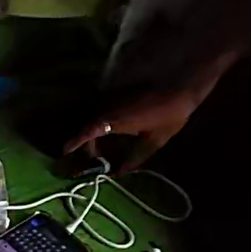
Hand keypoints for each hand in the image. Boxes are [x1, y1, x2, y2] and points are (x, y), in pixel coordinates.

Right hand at [63, 86, 200, 170]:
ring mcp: (114, 97)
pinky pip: (105, 108)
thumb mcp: (156, 139)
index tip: (65, 151)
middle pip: (88, 124)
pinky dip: (103, 121)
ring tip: (99, 146)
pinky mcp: (121, 91)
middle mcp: (110, 106)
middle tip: (92, 157)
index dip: (74, 142)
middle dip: (85, 141)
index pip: (88, 131)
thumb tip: (120, 171)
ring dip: (93, 131)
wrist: (185, 80)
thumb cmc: (171, 111)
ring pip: (95, 116)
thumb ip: (136, 157)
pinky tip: (111, 129)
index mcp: (115, 119)